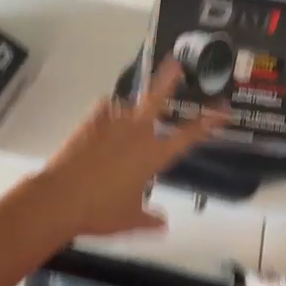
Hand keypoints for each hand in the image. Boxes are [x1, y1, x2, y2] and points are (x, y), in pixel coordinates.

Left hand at [29, 59, 229, 238]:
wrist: (61, 198)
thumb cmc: (101, 211)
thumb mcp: (130, 220)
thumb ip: (150, 219)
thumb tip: (163, 223)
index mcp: (153, 155)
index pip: (188, 136)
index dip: (208, 122)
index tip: (223, 110)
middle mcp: (136, 132)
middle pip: (157, 98)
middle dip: (169, 78)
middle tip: (176, 62)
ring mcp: (112, 122)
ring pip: (127, 106)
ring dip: (130, 111)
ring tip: (125, 120)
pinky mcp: (90, 121)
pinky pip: (104, 111)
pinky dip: (106, 115)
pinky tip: (102, 122)